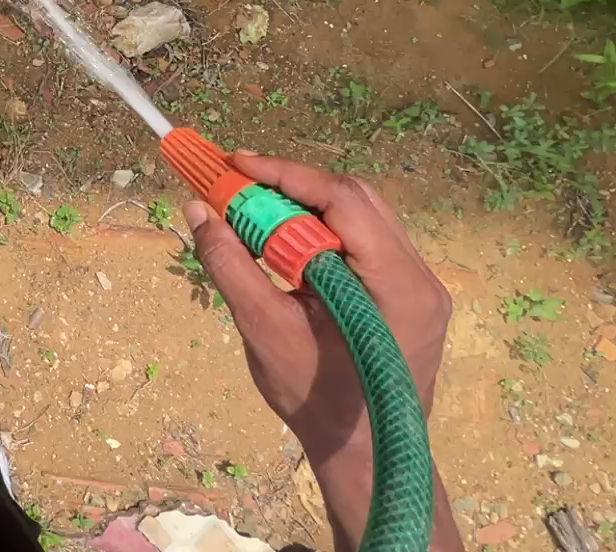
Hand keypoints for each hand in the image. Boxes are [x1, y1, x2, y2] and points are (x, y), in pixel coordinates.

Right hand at [183, 152, 459, 551]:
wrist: (366, 452)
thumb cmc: (314, 394)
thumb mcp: (262, 326)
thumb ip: (230, 263)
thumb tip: (197, 208)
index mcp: (397, 284)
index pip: (342, 201)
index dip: (284, 174)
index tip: (233, 163)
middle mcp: (419, 275)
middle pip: (354, 199)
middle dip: (290, 184)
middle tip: (237, 182)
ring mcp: (417, 284)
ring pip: (357, 213)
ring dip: (301, 204)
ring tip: (253, 208)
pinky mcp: (404, 292)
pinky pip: (358, 237)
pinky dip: (314, 226)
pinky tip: (282, 239)